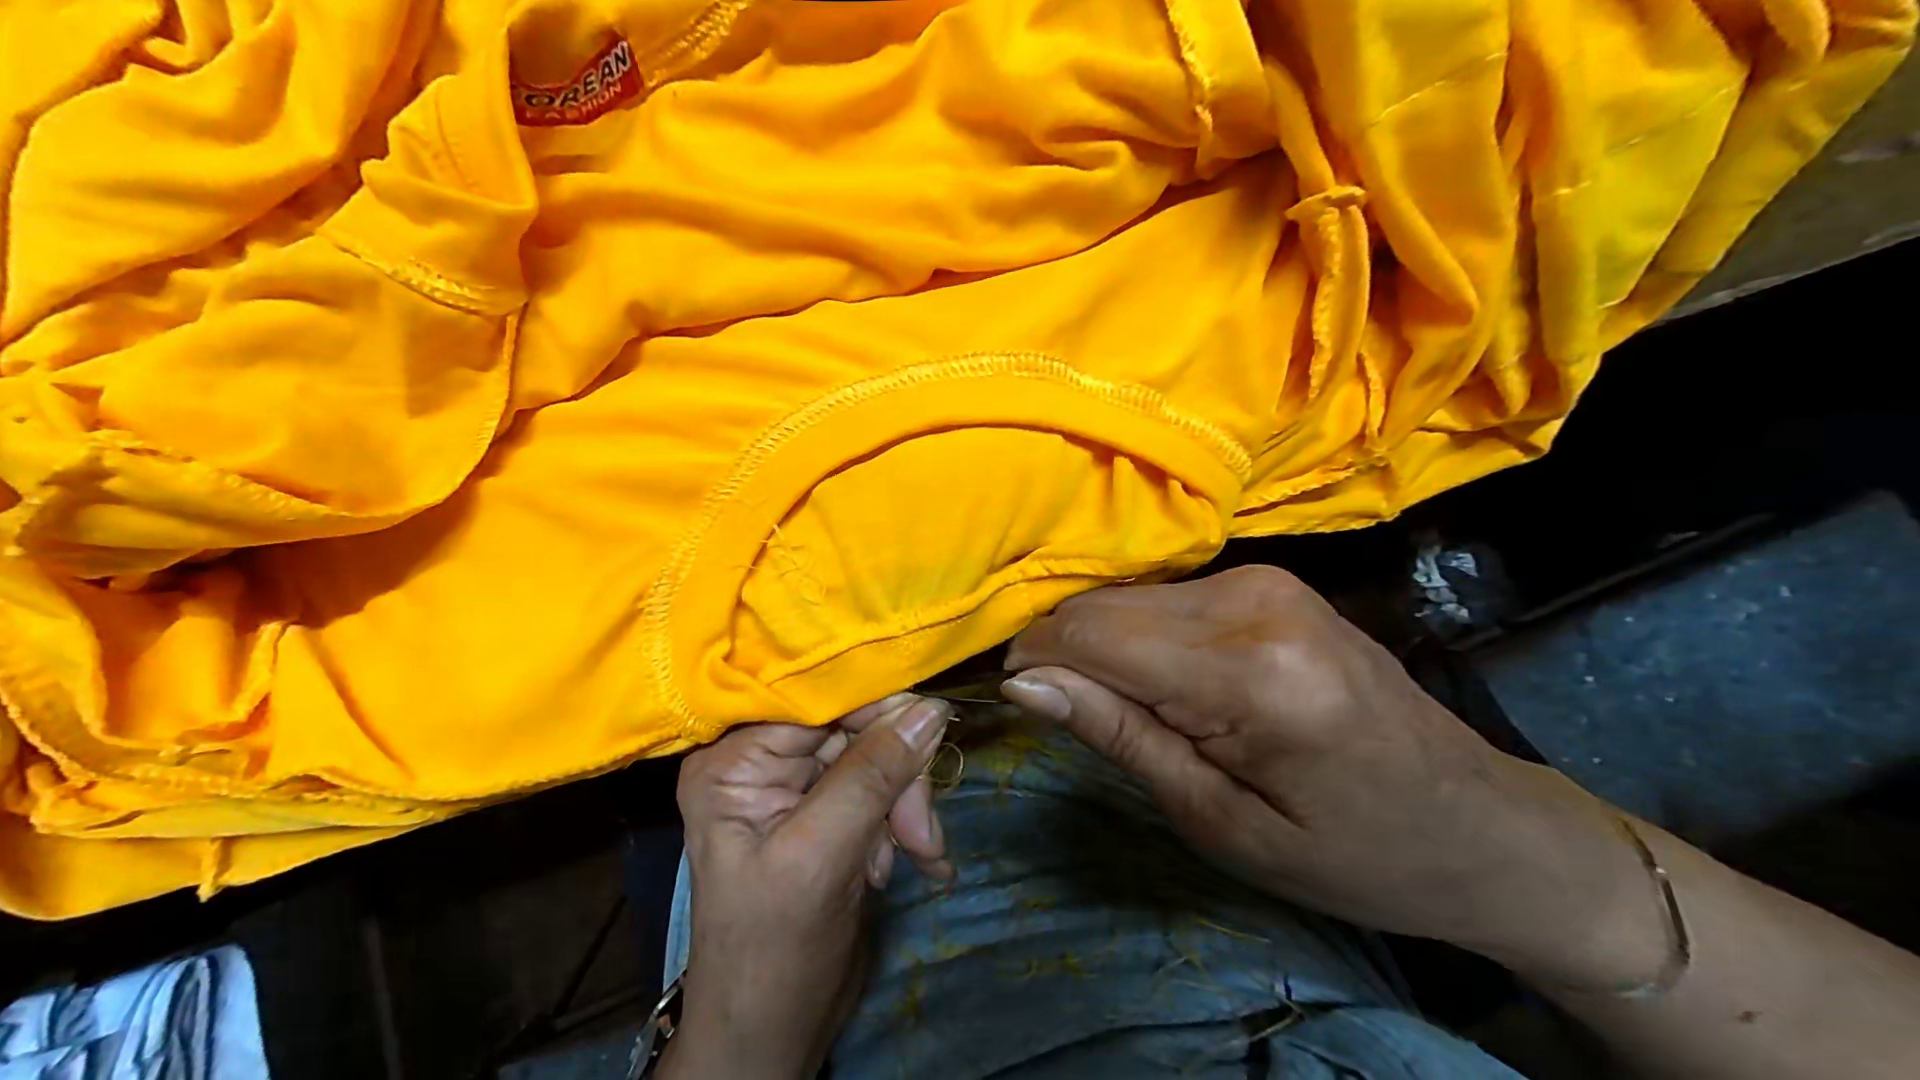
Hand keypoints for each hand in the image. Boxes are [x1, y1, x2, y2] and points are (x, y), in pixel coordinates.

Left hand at [661, 695, 953, 1079]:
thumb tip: (930, 708)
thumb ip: (873, 776)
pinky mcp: (829, 807)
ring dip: (908, 802)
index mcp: (735, 760)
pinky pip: (883, 785)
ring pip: (877, 754)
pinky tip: (914, 859)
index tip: (931, 725)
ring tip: (922, 852)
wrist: (773, 1032)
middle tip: (921, 831)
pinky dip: (904, 819)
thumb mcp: (821, 857)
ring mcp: (797, 783)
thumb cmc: (773, 952)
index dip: (877, 705)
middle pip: (854, 725)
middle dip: (898, 774)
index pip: (816, 700)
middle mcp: (762, 758)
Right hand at [1000, 565, 1671, 991]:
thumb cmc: (1352, 855)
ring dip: (1100, 648)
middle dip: (1064, 656)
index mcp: (1251, 672)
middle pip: (1103, 606)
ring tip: (1124, 712)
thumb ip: (1118, 735)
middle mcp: (1254, 599)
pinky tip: (1160, 683)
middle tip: (1076, 724)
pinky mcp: (1267, 578)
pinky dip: (1138, 636)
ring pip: (1128, 597)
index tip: (1017, 704)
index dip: (1035, 662)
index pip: (1093, 634)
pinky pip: (1163, 597)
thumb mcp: (1220, 823)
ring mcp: (1264, 578)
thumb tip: (1022, 684)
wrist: (1481, 825)